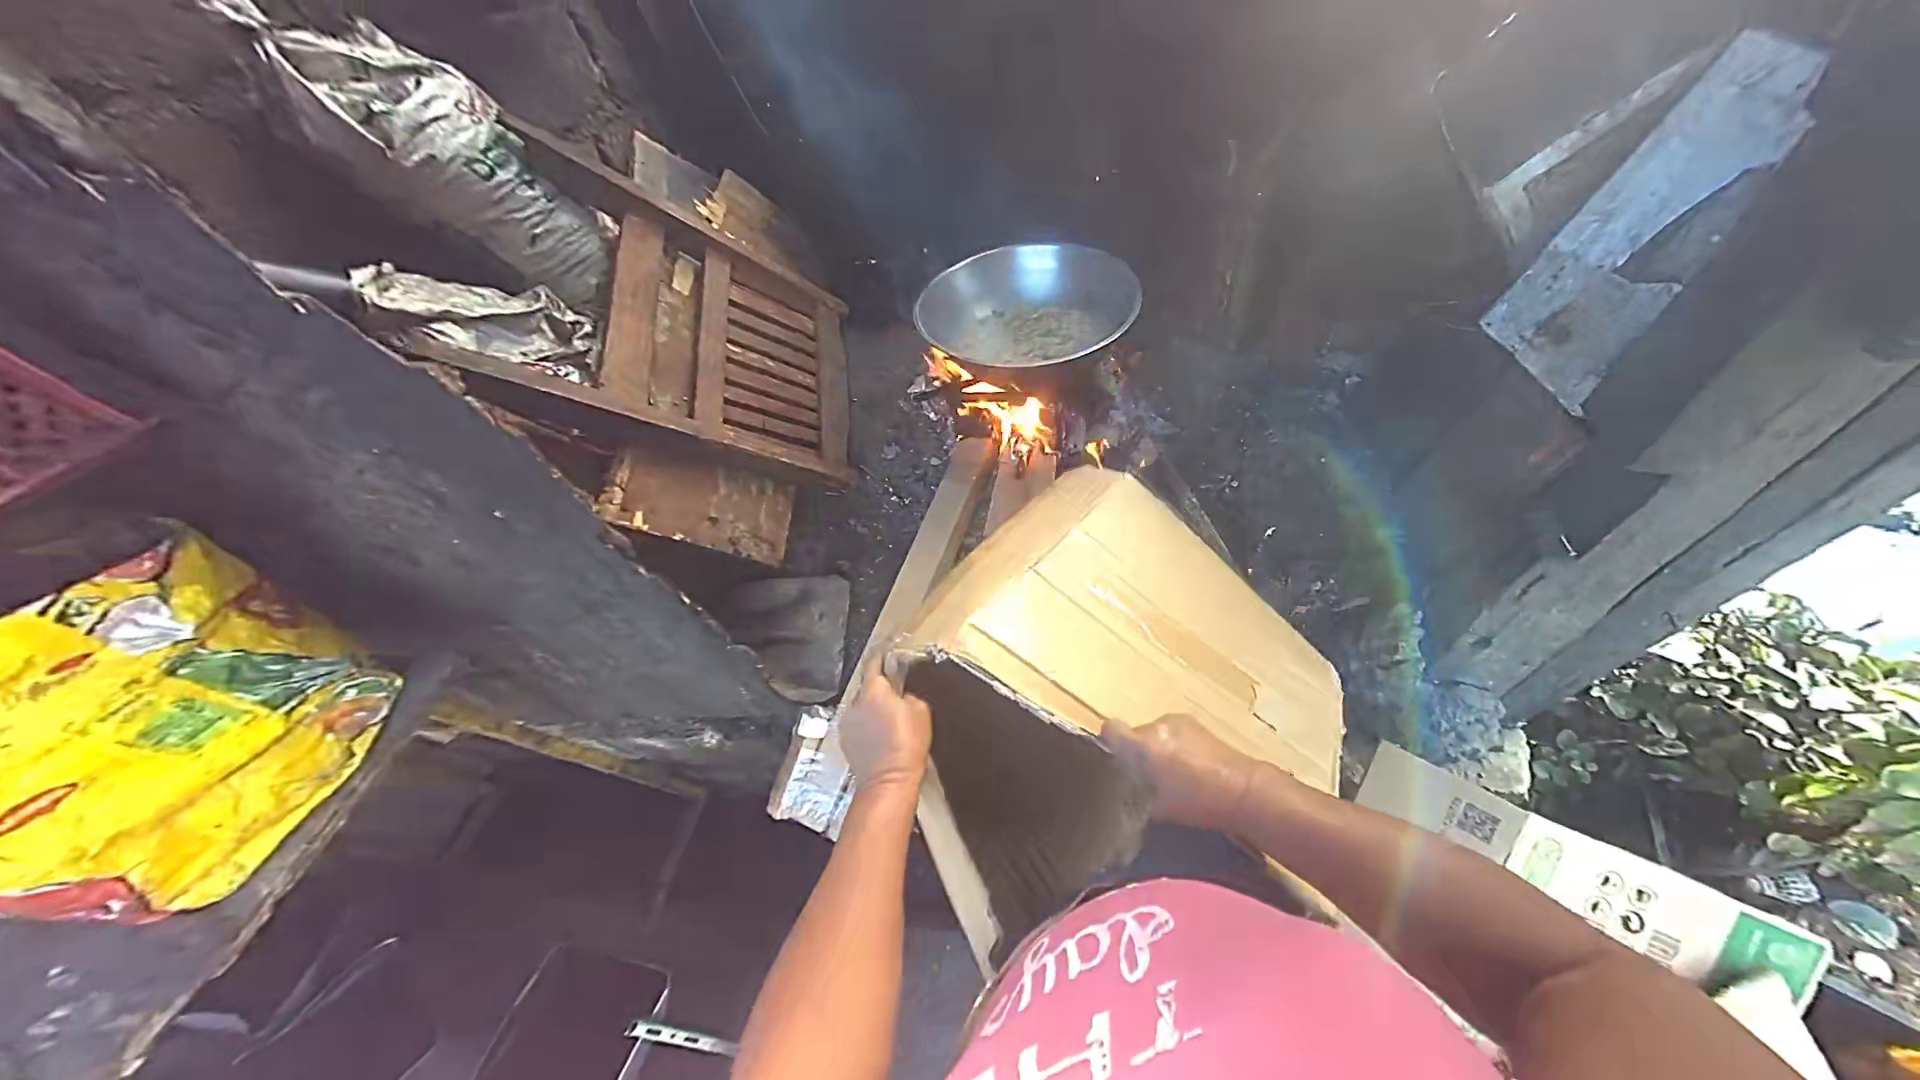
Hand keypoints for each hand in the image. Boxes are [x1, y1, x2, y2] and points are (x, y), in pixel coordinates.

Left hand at [841, 668, 931, 790]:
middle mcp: (855, 702)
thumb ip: (909, 694)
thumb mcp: (921, 711)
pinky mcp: (844, 739)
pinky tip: (878, 735)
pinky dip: (865, 724)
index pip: (873, 664)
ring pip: (860, 706)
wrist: (888, 781)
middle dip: (878, 689)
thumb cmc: (908, 743)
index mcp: (873, 690)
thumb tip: (901, 693)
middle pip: (866, 686)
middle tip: (895, 696)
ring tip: (887, 720)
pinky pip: (856, 723)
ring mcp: (846, 722)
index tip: (888, 656)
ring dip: (870, 708)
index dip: (881, 658)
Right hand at [1100, 714, 1260, 829]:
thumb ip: (1129, 792)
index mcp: (1142, 745)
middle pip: (1132, 734)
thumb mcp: (1155, 807)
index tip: (1114, 762)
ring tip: (1171, 772)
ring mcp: (1175, 721)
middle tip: (1146, 777)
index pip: (1109, 729)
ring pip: (1152, 733)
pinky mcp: (1191, 722)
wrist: (1242, 791)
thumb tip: (1113, 790)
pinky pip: (1169, 731)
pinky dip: (1172, 744)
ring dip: (1155, 748)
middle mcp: (1155, 726)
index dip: (1108, 744)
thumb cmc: (1196, 804)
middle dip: (1136, 753)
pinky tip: (1187, 764)